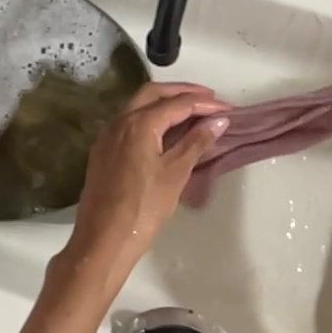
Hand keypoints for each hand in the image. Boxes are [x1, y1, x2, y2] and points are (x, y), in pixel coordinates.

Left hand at [61, 83, 229, 276]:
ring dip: (165, 103)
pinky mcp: (103, 151)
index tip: (228, 108)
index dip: (205, 103)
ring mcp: (107, 135)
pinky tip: (165, 131)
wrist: (103, 240)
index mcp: (138, 123)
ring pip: (138, 106)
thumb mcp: (175, 173)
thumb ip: (196, 142)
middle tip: (209, 98)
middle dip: (182, 92)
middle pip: (153, 94)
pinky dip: (150, 118)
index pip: (177, 103)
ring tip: (191, 111)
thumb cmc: (143, 208)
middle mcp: (119, 121)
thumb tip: (218, 120)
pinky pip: (129, 122)